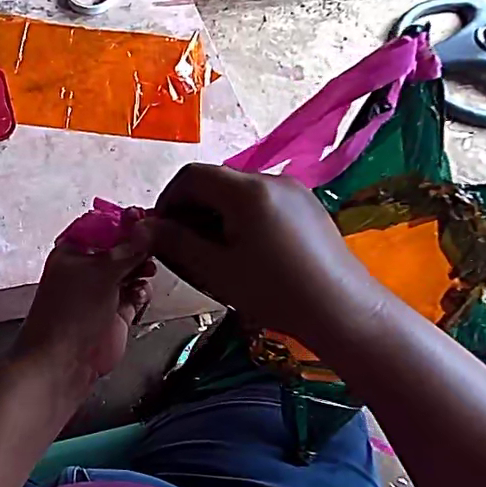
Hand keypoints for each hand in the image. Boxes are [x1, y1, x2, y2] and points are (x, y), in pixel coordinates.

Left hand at [11, 232, 155, 386]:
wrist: (63, 361)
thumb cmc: (70, 312)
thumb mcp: (101, 272)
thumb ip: (128, 249)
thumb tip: (147, 228)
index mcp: (74, 251)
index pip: (102, 225)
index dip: (124, 222)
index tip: (147, 217)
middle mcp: (88, 269)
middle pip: (120, 248)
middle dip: (138, 246)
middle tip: (156, 242)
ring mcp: (102, 291)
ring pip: (131, 270)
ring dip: (142, 268)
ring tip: (147, 270)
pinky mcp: (116, 311)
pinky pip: (136, 293)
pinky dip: (142, 291)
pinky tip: (141, 293)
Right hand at [145, 164, 392, 352]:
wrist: (343, 310)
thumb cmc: (275, 291)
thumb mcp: (216, 270)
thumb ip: (176, 243)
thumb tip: (142, 227)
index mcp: (246, 190)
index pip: (192, 176)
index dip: (168, 201)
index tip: (162, 233)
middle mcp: (271, 179)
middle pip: (217, 182)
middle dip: (193, 210)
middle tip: (186, 250)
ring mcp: (295, 191)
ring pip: (240, 193)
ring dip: (218, 216)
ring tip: (218, 256)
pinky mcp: (309, 207)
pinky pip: (265, 203)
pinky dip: (245, 219)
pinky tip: (250, 254)